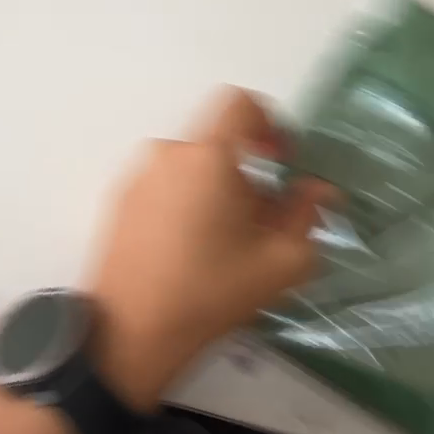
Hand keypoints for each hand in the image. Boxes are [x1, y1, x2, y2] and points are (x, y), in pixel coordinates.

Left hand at [85, 88, 330, 410]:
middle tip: (258, 223)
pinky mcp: (117, 200)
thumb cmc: (211, 291)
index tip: (281, 161)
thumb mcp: (281, 261)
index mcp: (207, 156)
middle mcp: (166, 153)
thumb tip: (315, 189)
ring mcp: (136, 176)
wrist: (130, 329)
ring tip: (222, 243)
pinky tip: (187, 249)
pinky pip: (164, 184)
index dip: (269, 123)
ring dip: (214, 189)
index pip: (239, 104)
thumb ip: (305, 214)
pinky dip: (184, 201)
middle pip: (216, 143)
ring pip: (190, 166)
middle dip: (245, 173)